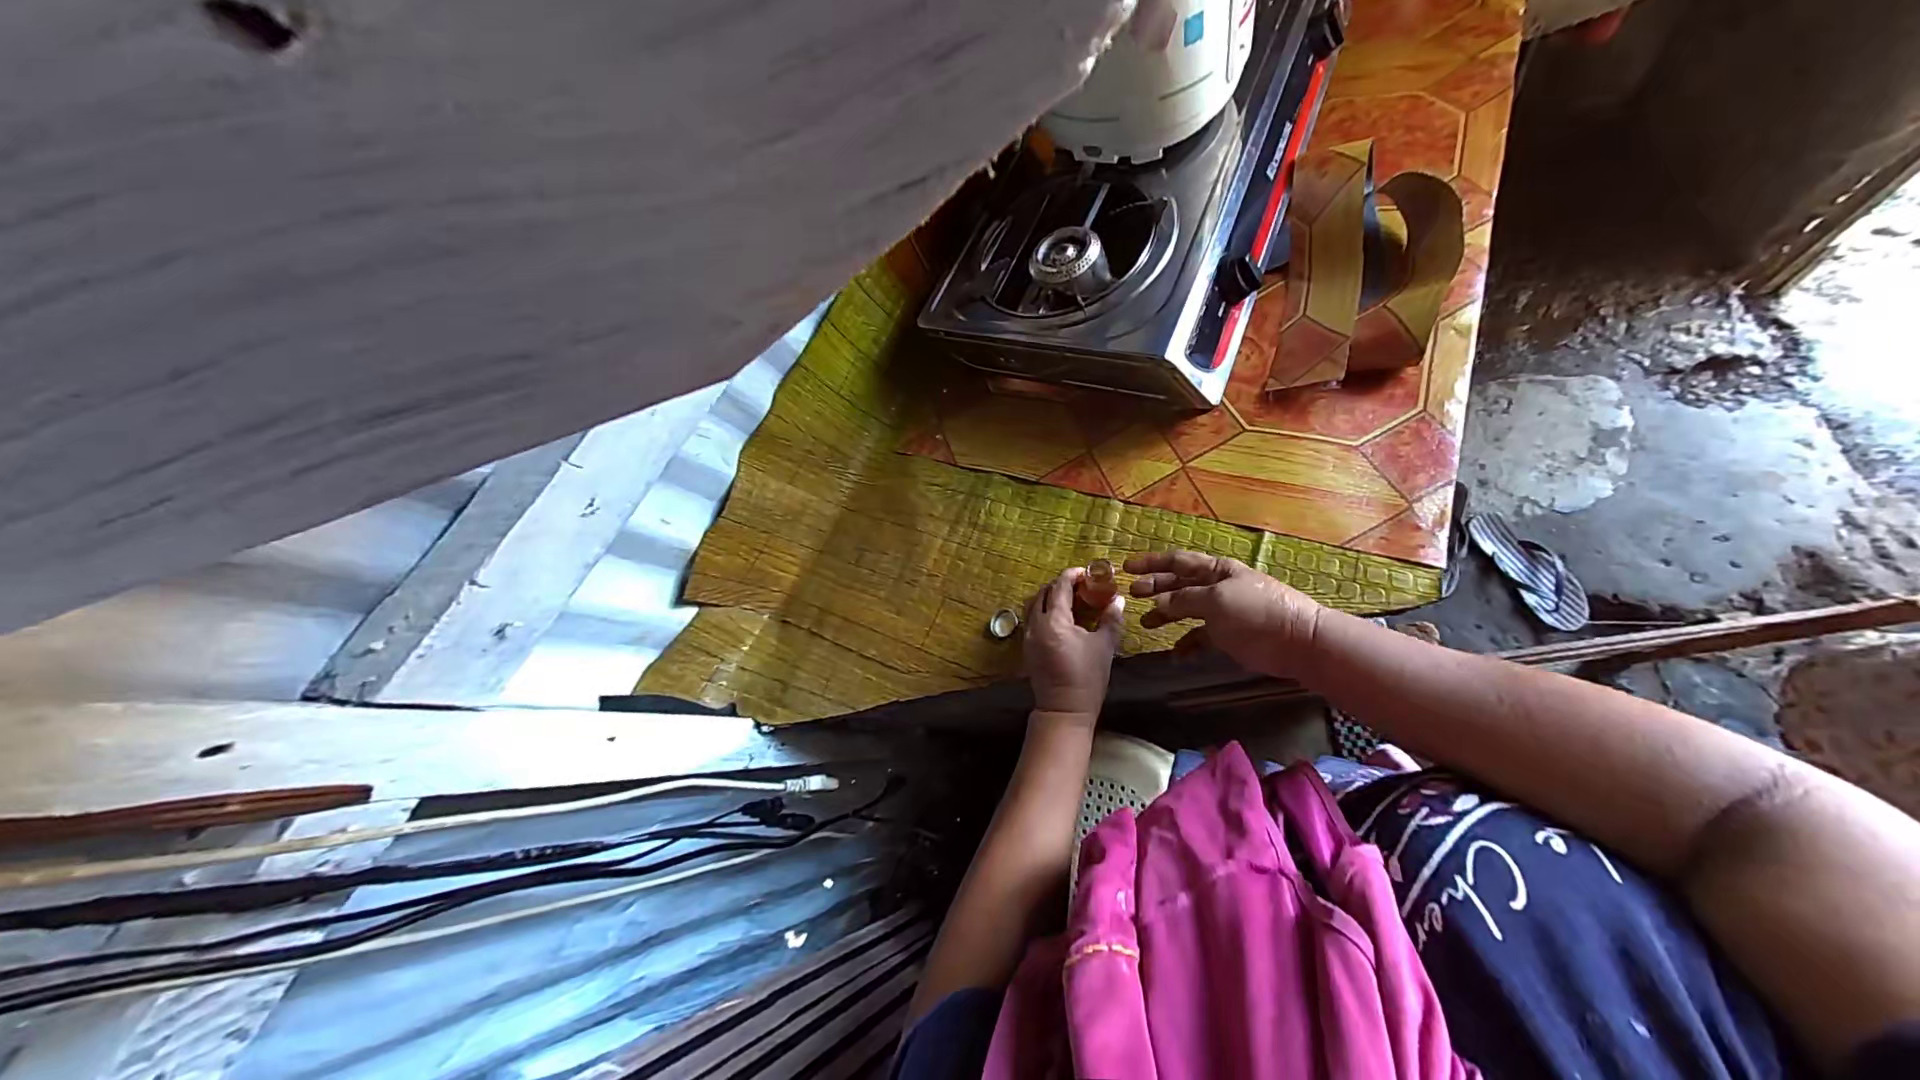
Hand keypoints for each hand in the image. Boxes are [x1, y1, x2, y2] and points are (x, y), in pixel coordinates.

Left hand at [1023, 566, 1123, 719]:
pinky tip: (1060, 619)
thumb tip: (1118, 600)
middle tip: (1079, 585)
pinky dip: (1043, 611)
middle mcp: (1036, 624)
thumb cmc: (1087, 678)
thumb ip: (1111, 619)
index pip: (1059, 587)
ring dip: (1048, 597)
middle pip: (1042, 593)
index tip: (1085, 573)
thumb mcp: (1104, 646)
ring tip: (1069, 599)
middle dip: (1059, 585)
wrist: (1064, 710)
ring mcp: (1028, 636)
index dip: (1072, 575)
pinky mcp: (1027, 648)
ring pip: (1033, 605)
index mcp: (1054, 621)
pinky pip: (1031, 620)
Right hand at [1124, 551, 1321, 677]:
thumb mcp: (1216, 599)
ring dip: (1165, 615)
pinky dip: (1185, 644)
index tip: (1127, 568)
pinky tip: (1174, 653)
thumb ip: (1183, 598)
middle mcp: (1215, 587)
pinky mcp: (1225, 636)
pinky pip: (1198, 637)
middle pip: (1178, 584)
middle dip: (1155, 587)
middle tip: (1133, 594)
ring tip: (1146, 624)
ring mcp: (1220, 611)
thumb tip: (1158, 601)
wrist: (1297, 641)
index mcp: (1216, 570)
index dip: (1151, 563)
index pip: (1177, 561)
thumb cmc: (1257, 610)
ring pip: (1184, 609)